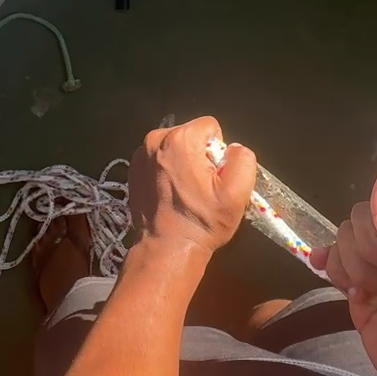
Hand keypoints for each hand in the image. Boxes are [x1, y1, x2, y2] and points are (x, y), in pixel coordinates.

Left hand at [127, 116, 257, 262]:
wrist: (166, 248)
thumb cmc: (202, 221)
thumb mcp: (237, 193)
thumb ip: (243, 159)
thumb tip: (234, 148)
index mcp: (180, 138)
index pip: (210, 127)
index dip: (218, 151)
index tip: (213, 176)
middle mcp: (156, 139)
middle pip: (190, 134)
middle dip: (199, 155)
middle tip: (201, 186)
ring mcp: (141, 153)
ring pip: (174, 145)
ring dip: (182, 161)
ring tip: (185, 191)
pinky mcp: (133, 168)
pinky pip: (158, 157)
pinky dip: (165, 170)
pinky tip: (170, 193)